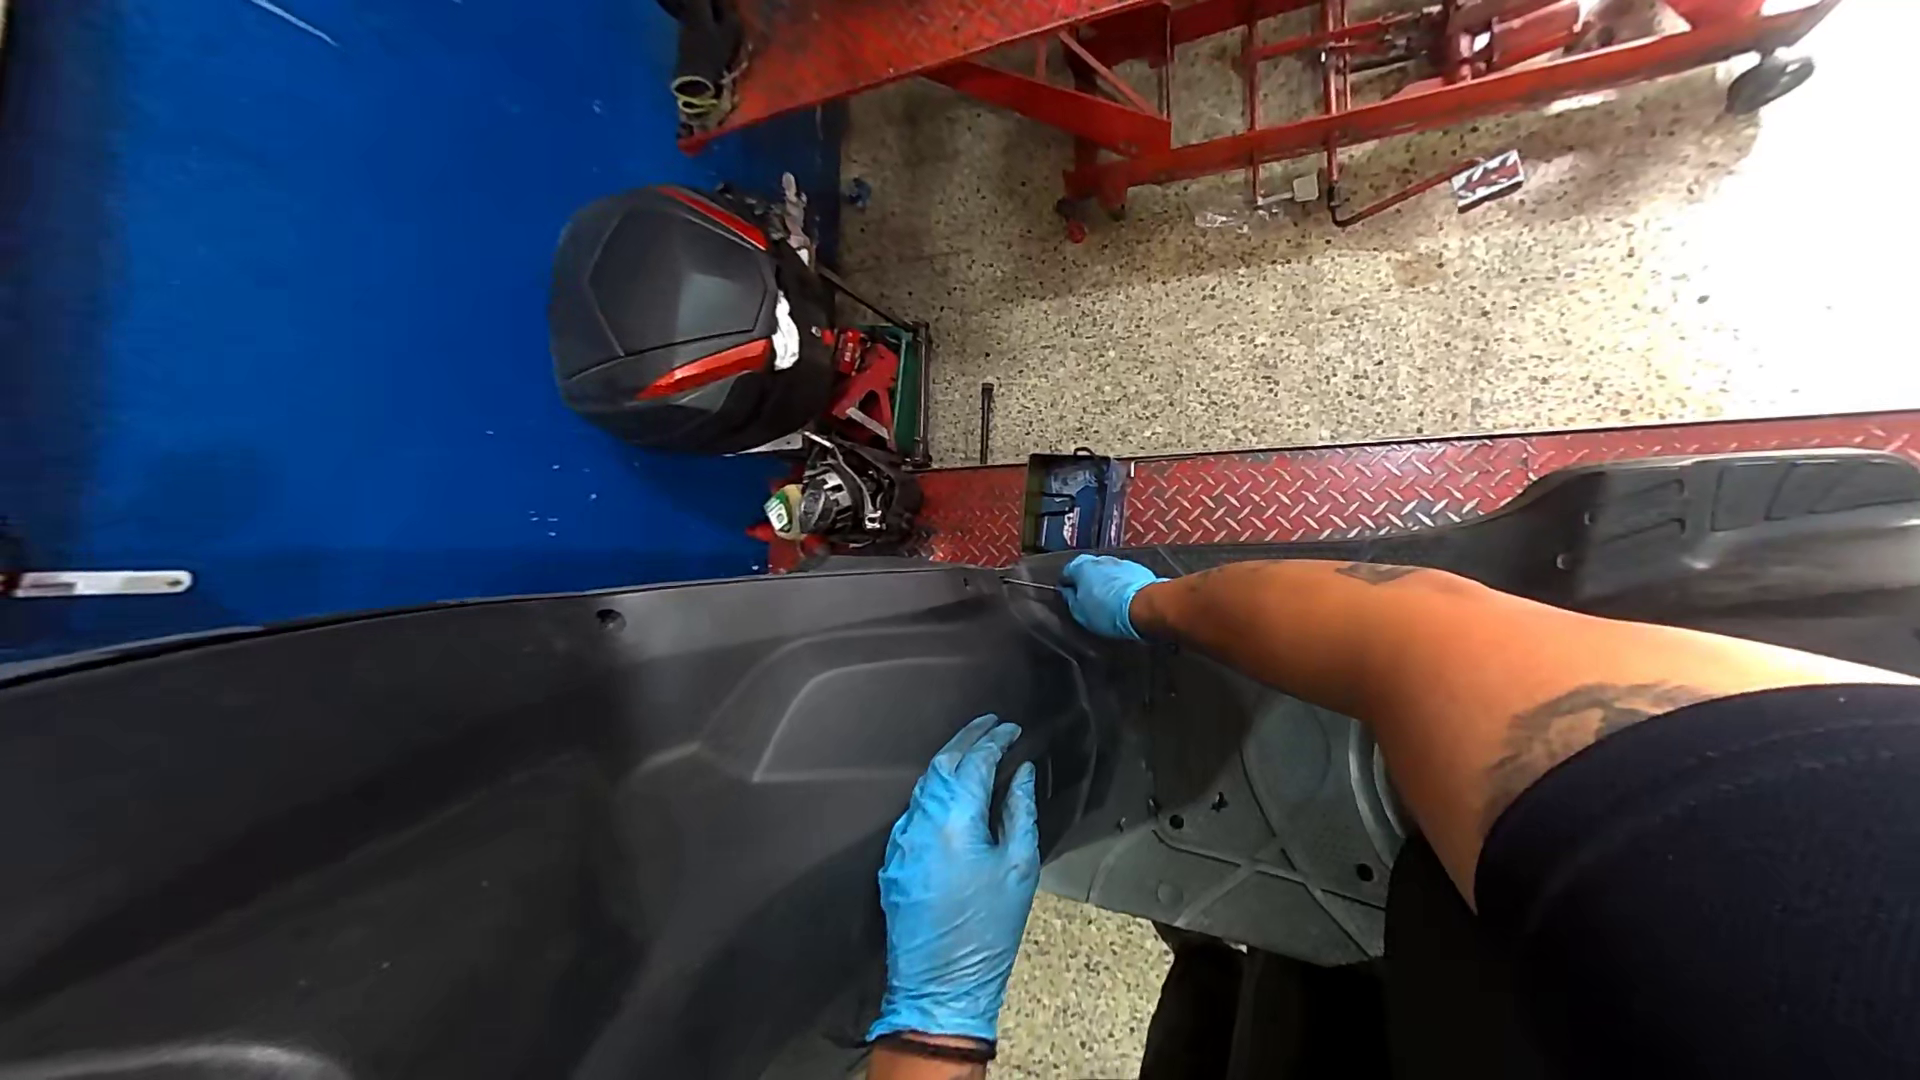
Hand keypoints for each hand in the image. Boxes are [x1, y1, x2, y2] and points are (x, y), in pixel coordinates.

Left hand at [869, 714, 1039, 1043]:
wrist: (938, 988)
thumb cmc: (987, 931)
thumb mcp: (1018, 868)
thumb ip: (1019, 811)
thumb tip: (1020, 772)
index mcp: (954, 820)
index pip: (974, 762)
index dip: (995, 740)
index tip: (1012, 729)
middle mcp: (920, 820)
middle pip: (942, 762)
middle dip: (967, 736)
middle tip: (990, 723)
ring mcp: (901, 838)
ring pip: (924, 781)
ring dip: (949, 758)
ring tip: (973, 744)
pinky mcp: (893, 856)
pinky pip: (915, 805)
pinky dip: (935, 785)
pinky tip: (951, 785)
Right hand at [1059, 555, 1165, 640]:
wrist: (1145, 607)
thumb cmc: (1108, 611)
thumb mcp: (1080, 613)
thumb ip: (1070, 600)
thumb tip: (1067, 593)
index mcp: (1081, 567)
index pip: (1068, 572)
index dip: (1068, 585)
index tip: (1071, 597)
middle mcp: (1100, 559)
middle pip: (1089, 570)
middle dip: (1089, 582)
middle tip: (1090, 601)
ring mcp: (1121, 562)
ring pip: (1108, 572)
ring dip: (1107, 583)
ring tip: (1111, 603)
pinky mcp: (1139, 569)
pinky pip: (1125, 577)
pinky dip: (1123, 585)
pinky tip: (1126, 600)